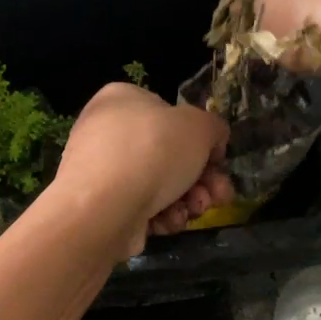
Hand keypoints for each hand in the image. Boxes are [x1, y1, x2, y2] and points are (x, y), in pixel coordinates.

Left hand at [44, 83, 232, 258]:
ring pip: (159, 183)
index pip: (169, 113)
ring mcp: (101, 169)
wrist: (104, 207)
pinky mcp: (101, 204)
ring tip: (197, 210)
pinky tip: (169, 221)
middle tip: (219, 195)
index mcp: (121, 98)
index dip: (200, 138)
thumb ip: (213, 128)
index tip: (218, 160)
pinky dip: (161, 215)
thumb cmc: (152, 151)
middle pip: (169, 153)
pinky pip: (140, 206)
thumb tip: (212, 140)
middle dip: (201, 178)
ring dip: (187, 199)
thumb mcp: (198, 126)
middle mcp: (106, 129)